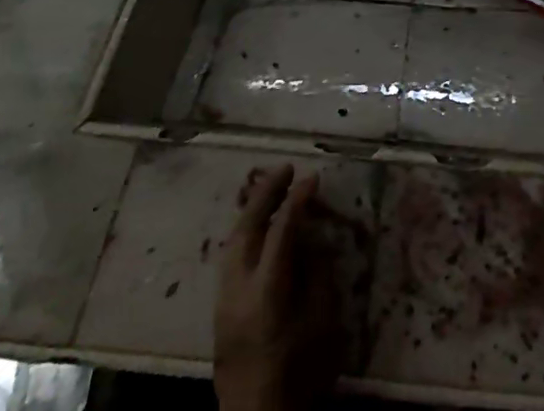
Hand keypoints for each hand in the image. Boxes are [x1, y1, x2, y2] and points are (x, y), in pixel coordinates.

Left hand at [215, 165, 339, 410]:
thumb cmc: (299, 374)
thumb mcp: (323, 323)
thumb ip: (318, 275)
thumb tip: (314, 241)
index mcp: (268, 290)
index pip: (282, 230)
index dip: (298, 200)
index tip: (312, 178)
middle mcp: (238, 287)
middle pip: (247, 227)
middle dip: (266, 193)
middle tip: (285, 168)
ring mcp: (224, 297)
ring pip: (233, 240)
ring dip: (253, 209)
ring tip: (271, 188)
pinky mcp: (220, 308)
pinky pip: (231, 255)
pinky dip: (246, 230)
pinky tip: (258, 225)